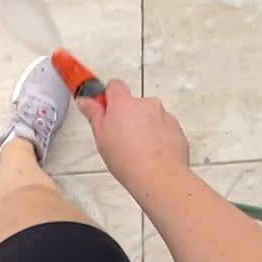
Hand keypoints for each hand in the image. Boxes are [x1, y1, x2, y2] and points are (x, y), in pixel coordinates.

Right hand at [74, 79, 191, 195]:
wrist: (159, 176)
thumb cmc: (125, 158)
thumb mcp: (101, 138)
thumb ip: (94, 115)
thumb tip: (84, 100)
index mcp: (124, 103)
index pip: (115, 85)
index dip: (109, 98)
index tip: (106, 113)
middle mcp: (146, 103)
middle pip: (134, 103)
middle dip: (128, 116)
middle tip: (121, 140)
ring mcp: (164, 115)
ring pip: (151, 116)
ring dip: (145, 127)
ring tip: (140, 152)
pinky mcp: (177, 129)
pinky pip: (164, 128)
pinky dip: (159, 137)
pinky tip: (154, 156)